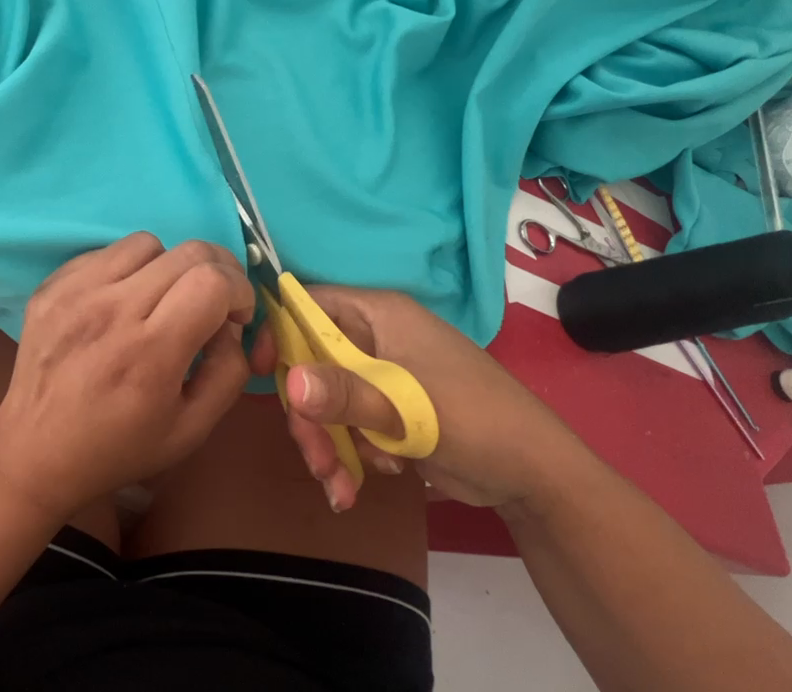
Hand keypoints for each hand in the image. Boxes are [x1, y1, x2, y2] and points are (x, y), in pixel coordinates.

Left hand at [0, 233, 256, 518]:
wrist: (35, 452)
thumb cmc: (119, 448)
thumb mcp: (192, 429)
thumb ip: (228, 372)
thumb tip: (231, 324)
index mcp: (151, 351)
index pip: (213, 281)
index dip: (239, 291)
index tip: (235, 316)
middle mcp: (112, 309)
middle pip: (188, 251)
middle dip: (217, 271)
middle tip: (213, 302)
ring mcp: (76, 291)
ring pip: (146, 243)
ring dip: (169, 266)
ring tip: (162, 301)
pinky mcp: (51, 286)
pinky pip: (105, 253)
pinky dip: (127, 269)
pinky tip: (122, 303)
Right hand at [253, 286, 594, 513]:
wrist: (532, 477)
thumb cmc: (473, 419)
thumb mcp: (406, 406)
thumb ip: (345, 393)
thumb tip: (290, 383)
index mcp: (378, 314)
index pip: (307, 305)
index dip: (278, 333)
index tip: (259, 371)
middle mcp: (373, 338)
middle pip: (310, 364)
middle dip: (309, 417)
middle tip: (317, 458)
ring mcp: (380, 377)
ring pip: (324, 402)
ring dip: (326, 445)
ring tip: (340, 485)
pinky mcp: (387, 413)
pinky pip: (346, 427)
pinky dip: (346, 457)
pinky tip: (358, 486)